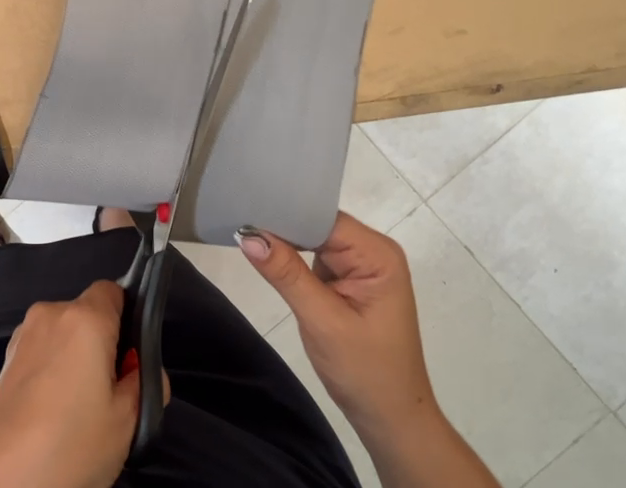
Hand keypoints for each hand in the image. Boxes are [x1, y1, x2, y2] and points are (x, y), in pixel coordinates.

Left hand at [0, 280, 162, 487]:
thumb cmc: (69, 445)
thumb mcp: (128, 420)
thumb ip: (145, 383)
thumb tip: (142, 367)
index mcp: (82, 319)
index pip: (114, 290)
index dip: (131, 316)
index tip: (136, 355)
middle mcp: (49, 315)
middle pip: (88, 314)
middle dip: (105, 344)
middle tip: (115, 392)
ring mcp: (23, 336)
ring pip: (65, 336)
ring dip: (79, 360)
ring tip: (84, 411)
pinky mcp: (6, 360)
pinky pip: (44, 353)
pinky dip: (56, 372)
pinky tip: (58, 415)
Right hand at [237, 212, 435, 436]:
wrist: (390, 419)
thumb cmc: (366, 372)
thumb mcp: (322, 321)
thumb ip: (286, 274)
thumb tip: (248, 234)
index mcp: (377, 256)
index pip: (323, 219)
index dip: (285, 212)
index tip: (244, 205)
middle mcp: (371, 253)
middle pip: (317, 224)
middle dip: (279, 224)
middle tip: (236, 217)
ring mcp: (360, 267)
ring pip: (311, 239)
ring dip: (282, 240)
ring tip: (244, 230)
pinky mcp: (347, 281)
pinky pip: (312, 257)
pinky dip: (289, 257)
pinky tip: (264, 252)